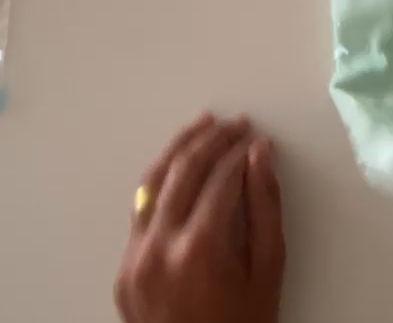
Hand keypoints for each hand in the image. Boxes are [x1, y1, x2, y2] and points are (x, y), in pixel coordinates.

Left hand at [115, 114, 285, 322]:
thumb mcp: (269, 266)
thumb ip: (266, 204)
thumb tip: (260, 152)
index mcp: (200, 247)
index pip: (222, 178)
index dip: (242, 151)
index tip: (258, 136)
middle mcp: (158, 247)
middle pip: (184, 172)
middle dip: (213, 140)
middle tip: (237, 123)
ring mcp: (134, 259)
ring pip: (152, 184)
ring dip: (179, 148)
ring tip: (203, 125)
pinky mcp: (124, 269)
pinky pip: (141, 210)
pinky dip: (160, 180)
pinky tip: (179, 165)